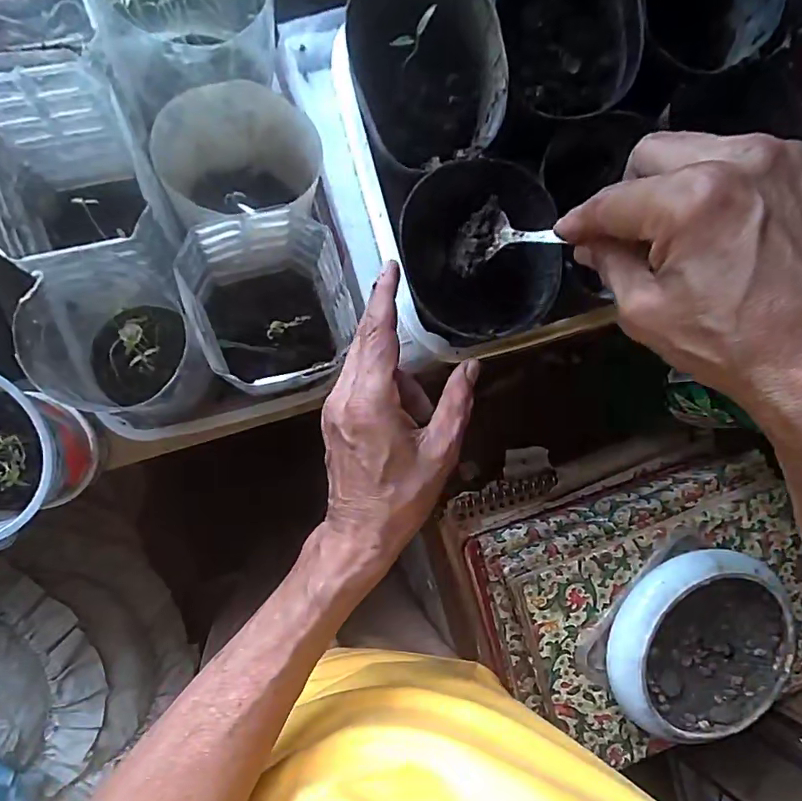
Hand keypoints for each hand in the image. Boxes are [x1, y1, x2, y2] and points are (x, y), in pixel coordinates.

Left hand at [319, 263, 478, 570]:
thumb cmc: (402, 497)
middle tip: (418, 379)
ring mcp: (332, 408)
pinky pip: (358, 385)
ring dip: (396, 379)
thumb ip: (457, 403)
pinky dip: (383, 390)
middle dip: (396, 343)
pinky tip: (400, 423)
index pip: (377, 336)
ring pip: (365, 367)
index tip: (388, 270)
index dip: (384, 300)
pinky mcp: (331, 418)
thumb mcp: (440, 451)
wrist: (359, 531)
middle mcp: (343, 398)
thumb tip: (470, 367)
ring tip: (416, 424)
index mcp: (370, 401)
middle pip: (368, 347)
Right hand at [555, 132, 801, 430]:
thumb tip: (590, 242)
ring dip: (673, 185)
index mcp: (692, 197)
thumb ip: (609, 264)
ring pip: (698, 147)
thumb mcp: (643, 311)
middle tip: (627, 236)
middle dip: (629, 194)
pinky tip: (721, 226)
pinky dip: (720, 185)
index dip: (582, 218)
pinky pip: (741, 158)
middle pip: (652, 153)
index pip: (615, 198)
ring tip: (677, 232)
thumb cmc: (723, 342)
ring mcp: (781, 157)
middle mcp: (738, 158)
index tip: (567, 232)